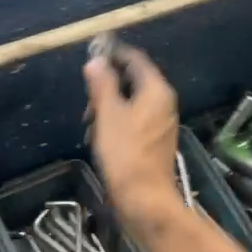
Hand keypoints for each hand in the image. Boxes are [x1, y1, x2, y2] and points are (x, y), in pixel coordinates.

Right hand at [83, 43, 182, 230]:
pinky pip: (134, 119)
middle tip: (87, 99)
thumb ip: (102, 84)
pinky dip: (116, 121)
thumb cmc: (125, 153)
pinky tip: (100, 136)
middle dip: (107, 84)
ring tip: (90, 122)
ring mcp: (161, 121)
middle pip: (133, 79)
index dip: (113, 54)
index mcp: (156, 90)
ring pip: (131, 101)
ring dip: (108, 105)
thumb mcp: (107, 114)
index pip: (135, 59)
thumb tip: (96, 61)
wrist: (144, 198)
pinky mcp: (154, 139)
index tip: (92, 54)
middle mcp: (163, 102)